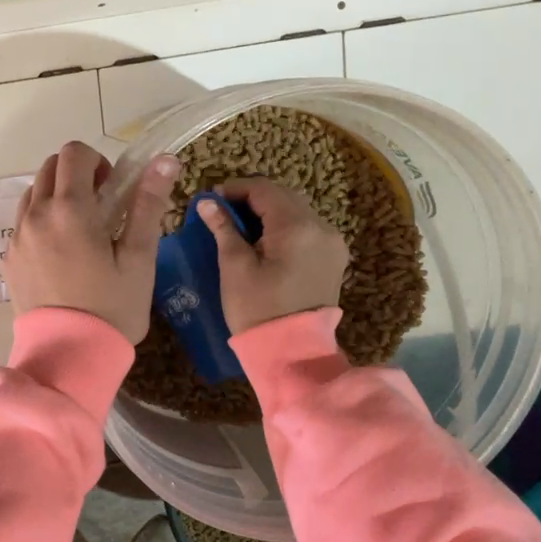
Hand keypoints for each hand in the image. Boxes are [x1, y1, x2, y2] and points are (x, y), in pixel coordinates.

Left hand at [6, 142, 181, 343]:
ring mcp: (16, 238)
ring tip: (80, 232)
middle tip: (101, 207)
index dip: (97, 161)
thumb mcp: (139, 258)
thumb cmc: (112, 309)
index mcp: (68, 209)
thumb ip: (147, 205)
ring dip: (56, 197)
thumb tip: (164, 161)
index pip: (73, 154)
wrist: (69, 356)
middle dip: (76, 174)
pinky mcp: (8, 260)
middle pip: (48, 168)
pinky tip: (61, 254)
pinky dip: (41, 222)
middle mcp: (35, 216)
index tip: (112, 188)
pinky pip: (22, 224)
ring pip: (32, 194)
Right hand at [201, 178, 349, 334]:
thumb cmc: (257, 309)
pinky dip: (283, 228)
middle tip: (221, 211)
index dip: (234, 189)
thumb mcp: (235, 267)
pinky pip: (306, 230)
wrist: (292, 352)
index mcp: (297, 227)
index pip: (264, 189)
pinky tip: (263, 242)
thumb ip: (223, 229)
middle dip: (251, 199)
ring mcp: (332, 244)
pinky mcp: (332, 259)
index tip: (210, 199)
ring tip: (239, 227)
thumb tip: (208, 202)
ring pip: (296, 212)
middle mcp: (322, 228)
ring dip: (267, 212)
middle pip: (283, 197)